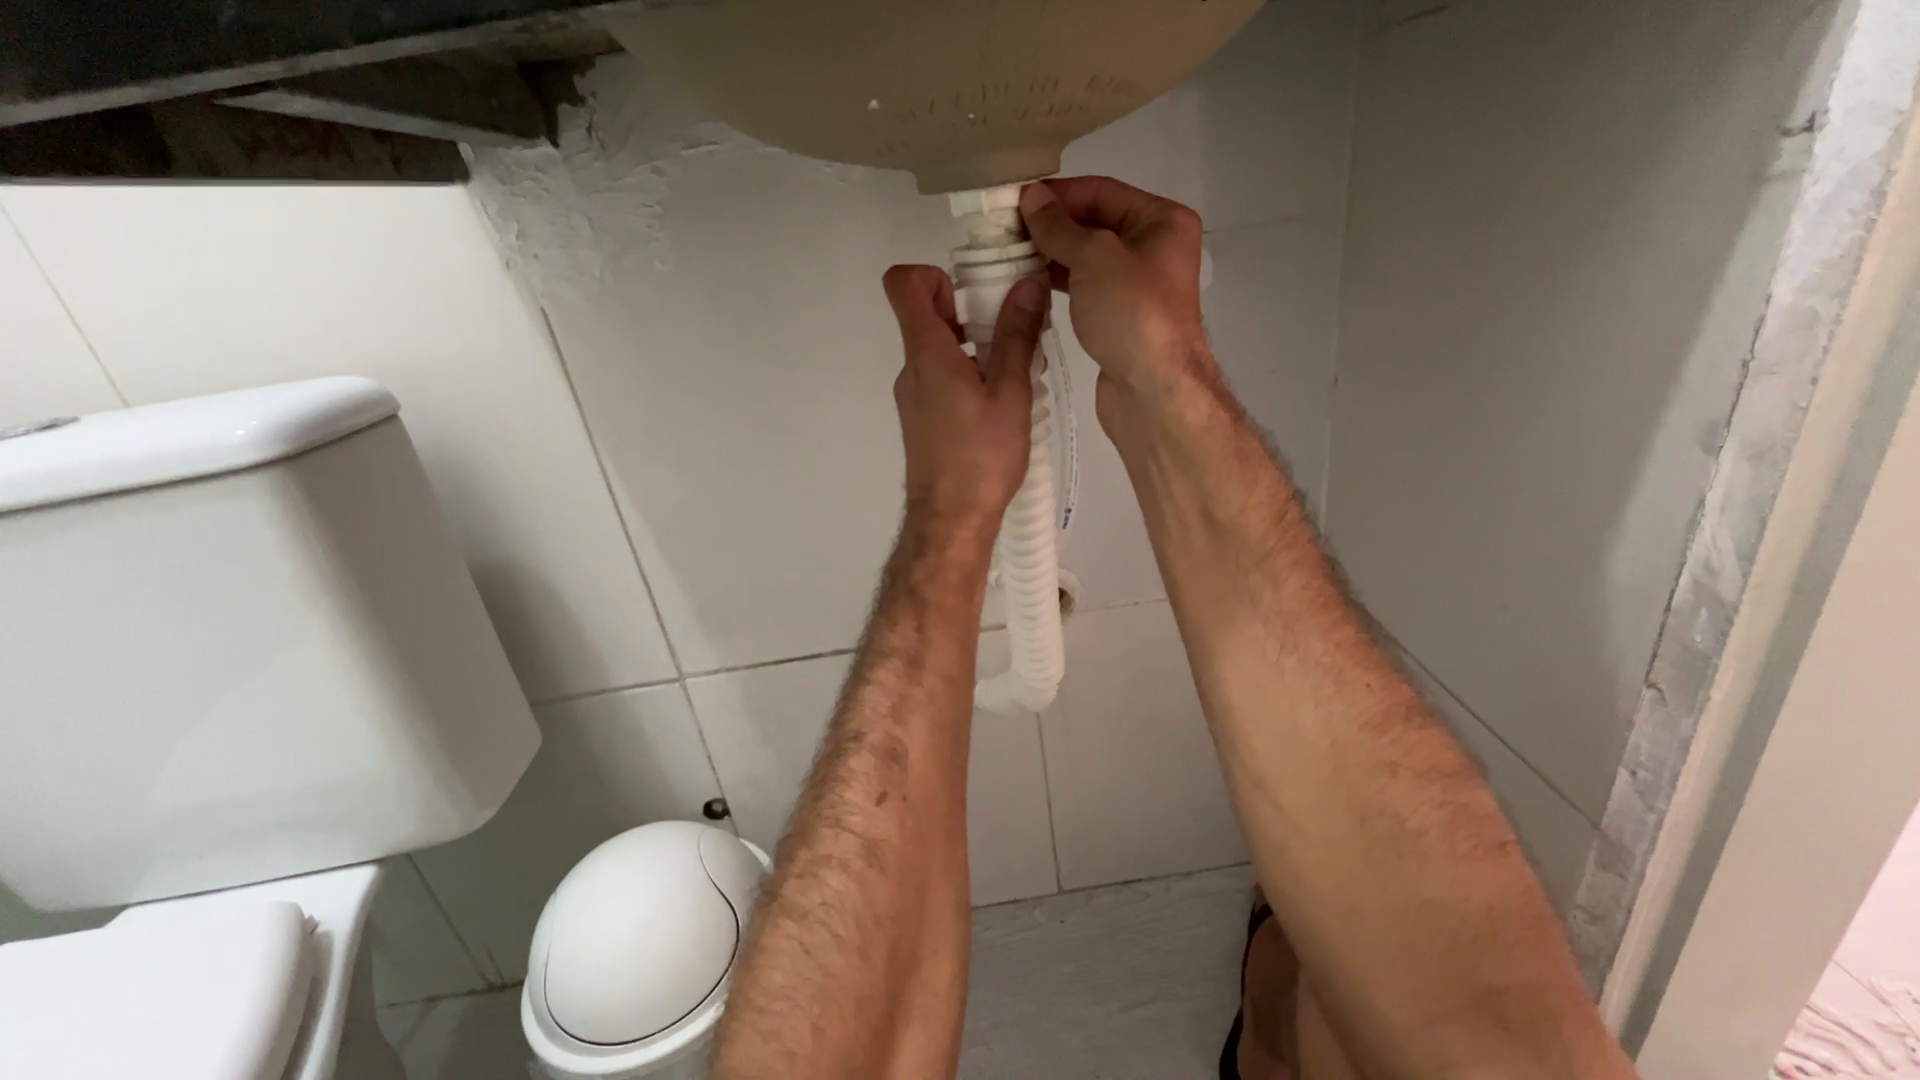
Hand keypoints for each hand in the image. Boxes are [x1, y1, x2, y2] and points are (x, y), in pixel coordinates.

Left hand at [883, 264, 1045, 535]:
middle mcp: (911, 369)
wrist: (951, 520)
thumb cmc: (981, 456)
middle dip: (969, 311)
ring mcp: (913, 397)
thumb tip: (1026, 284)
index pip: (902, 284)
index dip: (933, 272)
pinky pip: (940, 381)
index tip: (974, 291)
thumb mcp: (1010, 392)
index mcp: (927, 352)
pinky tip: (1000, 406)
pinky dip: (967, 377)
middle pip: (925, 316)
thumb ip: (1016, 336)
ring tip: (1016, 374)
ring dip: (974, 348)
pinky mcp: (921, 421)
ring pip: (937, 352)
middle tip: (1011, 334)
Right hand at [1019, 178, 1215, 413]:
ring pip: (1086, 258)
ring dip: (1050, 254)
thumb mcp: (1093, 257)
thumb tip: (1032, 197)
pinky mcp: (1121, 316)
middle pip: (1094, 222)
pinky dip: (1058, 281)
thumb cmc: (1132, 312)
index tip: (1013, 201)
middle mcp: (1154, 247)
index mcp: (1162, 220)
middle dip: (1050, 225)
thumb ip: (1059, 226)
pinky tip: (1028, 282)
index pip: (1101, 191)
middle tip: (1003, 229)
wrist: (1153, 389)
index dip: (1057, 193)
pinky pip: (1085, 287)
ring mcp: (1138, 285)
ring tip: (1008, 254)